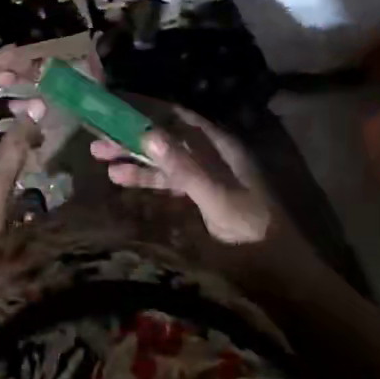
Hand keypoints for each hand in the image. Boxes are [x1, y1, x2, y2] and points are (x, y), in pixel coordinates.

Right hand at [93, 106, 278, 244]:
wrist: (283, 275)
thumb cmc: (253, 230)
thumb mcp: (216, 198)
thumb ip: (183, 167)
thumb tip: (147, 134)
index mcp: (218, 145)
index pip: (176, 115)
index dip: (146, 106)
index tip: (114, 102)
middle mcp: (208, 154)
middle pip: (164, 136)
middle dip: (131, 134)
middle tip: (96, 133)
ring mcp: (203, 175)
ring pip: (161, 159)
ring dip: (132, 157)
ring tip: (98, 155)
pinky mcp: (199, 197)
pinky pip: (166, 181)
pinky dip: (144, 179)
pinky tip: (120, 179)